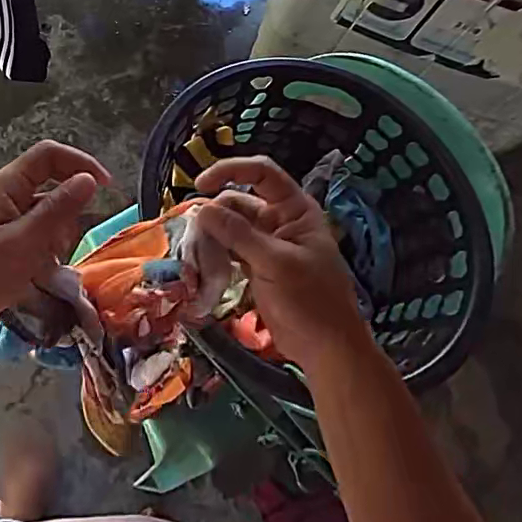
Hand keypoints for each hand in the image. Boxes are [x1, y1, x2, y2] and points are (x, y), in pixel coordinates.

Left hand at [0, 140, 111, 348]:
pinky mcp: (4, 241)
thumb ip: (58, 210)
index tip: (106, 186)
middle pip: (52, 186)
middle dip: (66, 214)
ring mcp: (3, 218)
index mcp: (6, 185)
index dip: (80, 163)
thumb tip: (88, 178)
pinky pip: (36, 235)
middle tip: (61, 246)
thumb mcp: (24, 244)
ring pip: (48, 215)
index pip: (49, 155)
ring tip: (44, 267)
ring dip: (56, 238)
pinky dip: (44, 252)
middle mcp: (5, 195)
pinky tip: (38, 276)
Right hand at [193, 156, 374, 374]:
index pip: (261, 173)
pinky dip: (215, 252)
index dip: (230, 170)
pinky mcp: (256, 264)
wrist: (328, 351)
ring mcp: (267, 243)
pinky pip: (229, 247)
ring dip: (211, 234)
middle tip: (194, 234)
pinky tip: (202, 263)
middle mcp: (279, 219)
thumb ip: (239, 234)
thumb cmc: (311, 302)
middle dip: (214, 213)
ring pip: (229, 225)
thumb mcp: (275, 263)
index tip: (201, 184)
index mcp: (294, 209)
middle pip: (238, 201)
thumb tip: (203, 209)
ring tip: (195, 252)